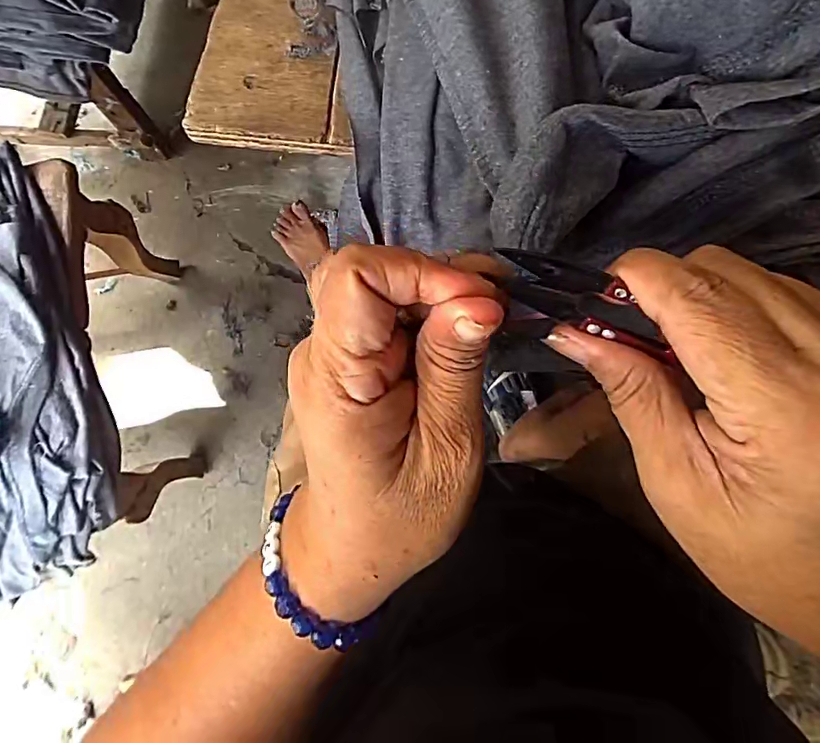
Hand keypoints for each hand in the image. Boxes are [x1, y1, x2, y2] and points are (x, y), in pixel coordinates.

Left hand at [277, 246, 502, 619]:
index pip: (355, 275)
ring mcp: (330, 347)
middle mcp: (321, 347)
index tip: (478, 301)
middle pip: (368, 270)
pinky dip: (428, 307)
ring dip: (438, 289)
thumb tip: (479, 298)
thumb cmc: (398, 519)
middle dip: (437, 276)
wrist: (349, 550)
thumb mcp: (446, 452)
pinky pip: (384, 307)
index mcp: (335, 373)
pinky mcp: (347, 352)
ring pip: (379, 281)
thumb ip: (454, 368)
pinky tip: (462, 328)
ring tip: (489, 315)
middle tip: (497, 305)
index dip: (419, 271)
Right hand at [542, 246, 819, 662]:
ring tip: (706, 358)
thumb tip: (573, 328)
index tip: (601, 296)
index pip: (696, 299)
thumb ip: (631, 393)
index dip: (637, 278)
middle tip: (647, 338)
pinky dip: (757, 312)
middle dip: (668, 289)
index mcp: (790, 414)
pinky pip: (800, 294)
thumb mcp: (677, 486)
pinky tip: (757, 360)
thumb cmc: (767, 557)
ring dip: (713, 300)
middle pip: (724, 272)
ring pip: (759, 274)